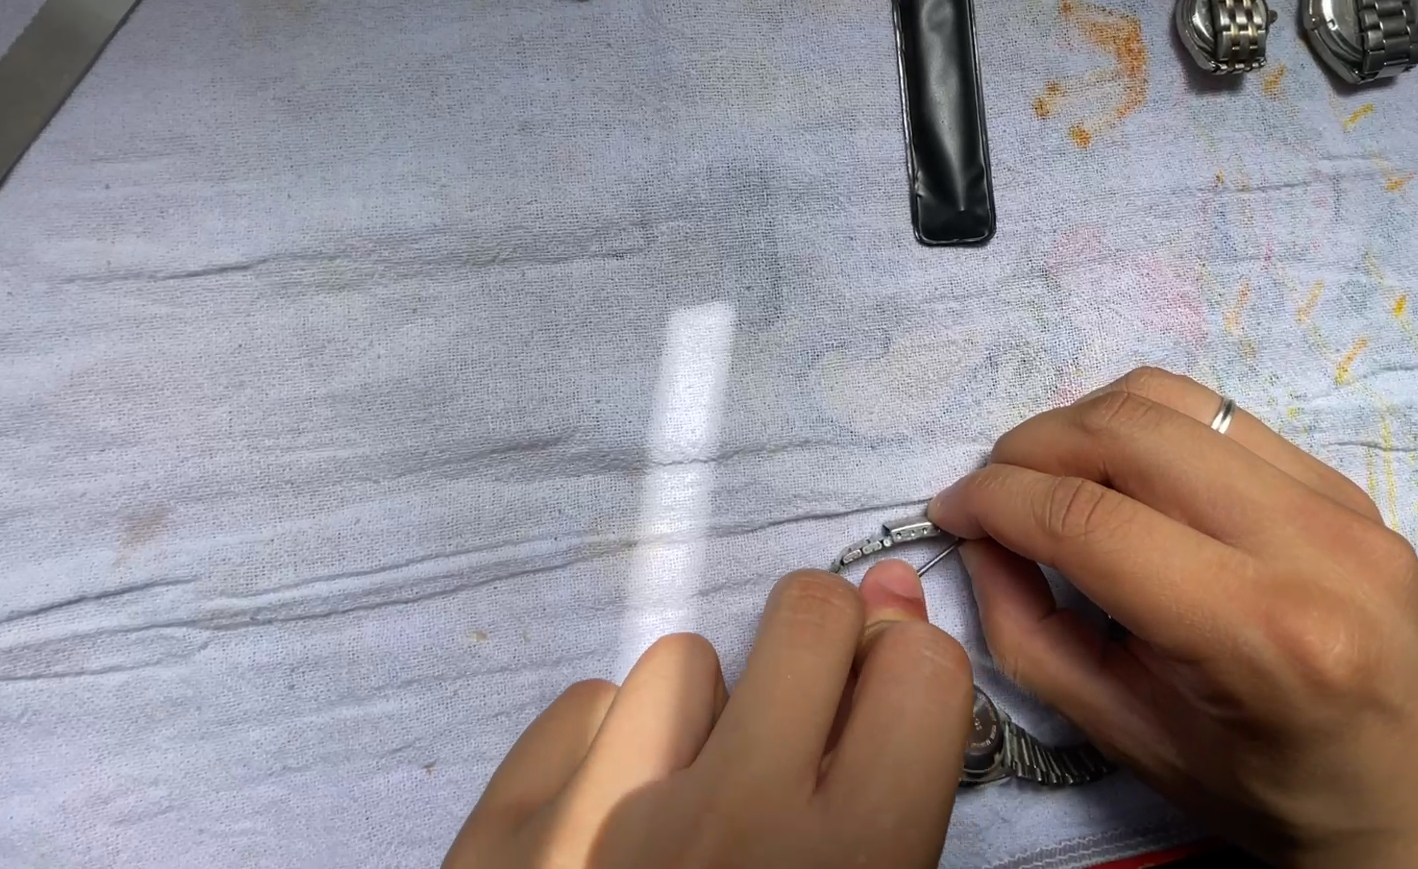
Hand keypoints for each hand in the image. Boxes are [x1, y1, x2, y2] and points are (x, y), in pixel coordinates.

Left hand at [442, 561, 971, 868]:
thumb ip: (900, 752)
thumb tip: (893, 589)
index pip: (922, 664)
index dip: (906, 675)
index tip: (877, 708)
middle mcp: (728, 826)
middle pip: (808, 611)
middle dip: (819, 648)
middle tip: (795, 719)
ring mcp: (597, 819)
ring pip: (686, 658)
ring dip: (698, 719)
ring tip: (679, 809)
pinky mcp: (495, 828)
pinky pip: (584, 707)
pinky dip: (602, 752)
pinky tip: (596, 827)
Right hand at [929, 367, 1417, 868]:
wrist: (1410, 794)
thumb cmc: (1255, 786)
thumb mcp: (1117, 734)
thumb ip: (1025, 631)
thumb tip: (981, 534)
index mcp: (1259, 636)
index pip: (1089, 521)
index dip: (997, 500)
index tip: (950, 509)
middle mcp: (1312, 545)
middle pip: (1124, 434)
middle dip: (1028, 446)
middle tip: (990, 486)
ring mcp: (1338, 499)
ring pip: (1163, 399)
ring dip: (1077, 419)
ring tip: (1046, 469)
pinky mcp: (1340, 477)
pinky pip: (1206, 408)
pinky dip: (1133, 421)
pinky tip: (1115, 467)